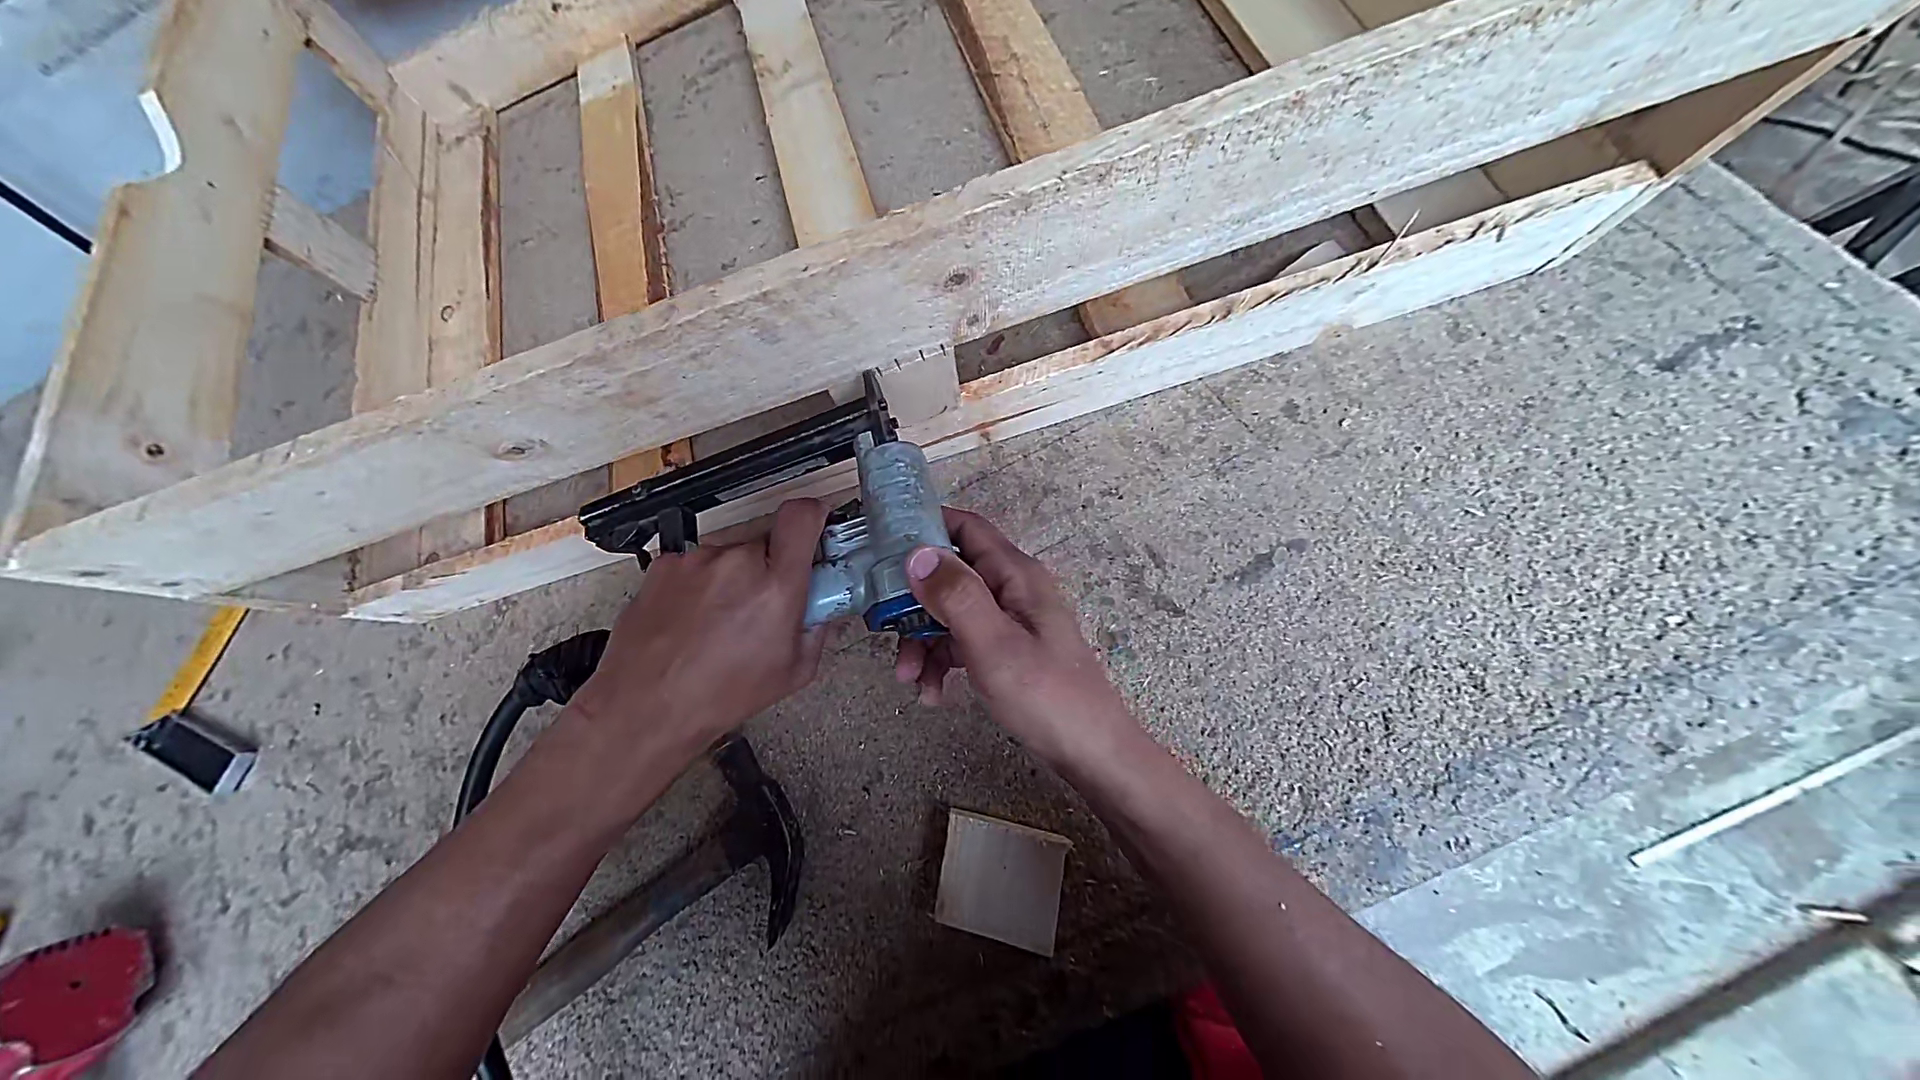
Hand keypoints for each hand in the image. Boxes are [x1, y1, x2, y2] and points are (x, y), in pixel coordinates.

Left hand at [567, 498, 830, 766]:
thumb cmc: (714, 695)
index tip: (818, 521)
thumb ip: (819, 629)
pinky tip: (699, 618)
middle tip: (770, 600)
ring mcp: (697, 562)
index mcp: (776, 587)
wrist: (645, 706)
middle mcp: (736, 564)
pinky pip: (699, 564)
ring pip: (733, 554)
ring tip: (725, 620)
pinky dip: (704, 584)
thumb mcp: (793, 671)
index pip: (802, 516)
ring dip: (737, 577)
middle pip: (769, 540)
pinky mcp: (666, 566)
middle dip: (774, 565)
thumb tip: (828, 610)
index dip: (814, 512)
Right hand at [895, 508, 1139, 767]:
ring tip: (910, 679)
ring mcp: (1008, 620)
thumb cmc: (1046, 696)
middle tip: (884, 631)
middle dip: (914, 603)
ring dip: (922, 641)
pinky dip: (941, 662)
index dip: (924, 529)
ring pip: (949, 613)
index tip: (882, 551)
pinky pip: (961, 642)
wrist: (1090, 753)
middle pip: (949, 575)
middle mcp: (1010, 589)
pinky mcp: (1005, 649)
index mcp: (1014, 575)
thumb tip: (916, 554)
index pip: (965, 528)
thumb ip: (956, 596)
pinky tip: (932, 692)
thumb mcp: (994, 644)